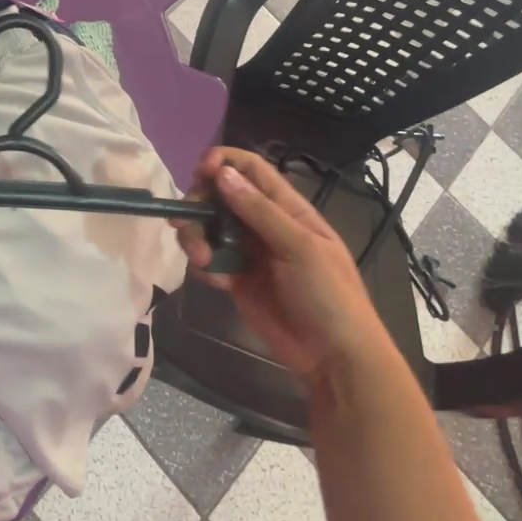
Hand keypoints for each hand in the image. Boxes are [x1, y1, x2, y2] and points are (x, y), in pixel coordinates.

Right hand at [174, 147, 392, 384]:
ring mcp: (248, 252)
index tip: (199, 171)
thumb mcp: (300, 248)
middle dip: (199, 204)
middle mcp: (263, 224)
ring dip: (195, 236)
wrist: (335, 358)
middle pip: (220, 196)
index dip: (223, 162)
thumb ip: (259, 211)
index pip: (251, 169)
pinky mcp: (235, 278)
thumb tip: (222, 174)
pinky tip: (214, 280)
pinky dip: (203, 264)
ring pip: (208, 227)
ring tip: (201, 259)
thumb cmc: (330, 296)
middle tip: (186, 220)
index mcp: (287, 209)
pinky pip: (208, 259)